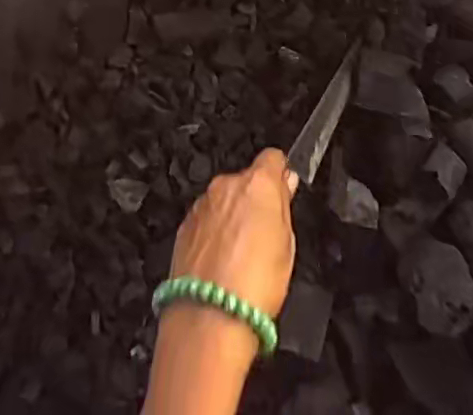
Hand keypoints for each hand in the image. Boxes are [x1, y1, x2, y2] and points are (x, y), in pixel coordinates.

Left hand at [169, 148, 298, 318]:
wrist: (209, 314)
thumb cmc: (256, 284)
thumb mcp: (287, 246)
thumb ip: (284, 206)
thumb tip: (285, 184)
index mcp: (257, 184)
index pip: (273, 158)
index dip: (281, 172)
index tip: (285, 189)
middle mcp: (225, 185)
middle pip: (246, 181)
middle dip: (255, 200)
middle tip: (267, 235)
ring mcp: (202, 204)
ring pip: (224, 200)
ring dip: (233, 217)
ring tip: (243, 257)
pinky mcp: (184, 224)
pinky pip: (206, 219)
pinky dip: (214, 232)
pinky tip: (222, 261)